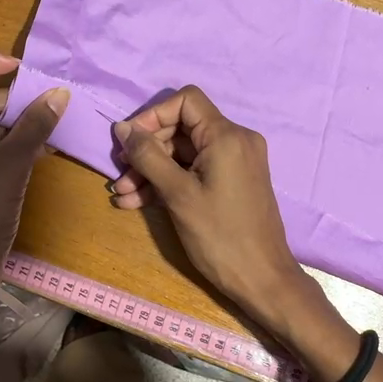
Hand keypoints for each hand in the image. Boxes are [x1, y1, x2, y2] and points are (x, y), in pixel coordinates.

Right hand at [109, 86, 311, 325]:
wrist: (262, 280)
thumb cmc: (220, 236)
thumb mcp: (177, 194)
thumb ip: (148, 156)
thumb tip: (122, 128)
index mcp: (226, 136)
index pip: (185, 101)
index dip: (153, 115)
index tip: (130, 141)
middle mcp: (235, 140)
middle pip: (182, 128)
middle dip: (147, 150)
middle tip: (120, 175)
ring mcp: (235, 162)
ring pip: (184, 153)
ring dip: (152, 171)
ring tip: (122, 195)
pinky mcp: (232, 182)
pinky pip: (195, 170)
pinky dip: (169, 182)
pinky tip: (138, 201)